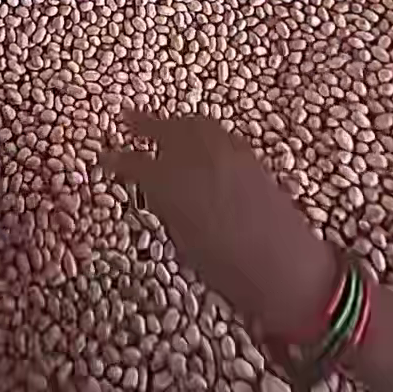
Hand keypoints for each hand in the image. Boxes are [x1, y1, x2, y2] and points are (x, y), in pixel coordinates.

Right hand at [108, 113, 338, 338]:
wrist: (289, 271)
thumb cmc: (228, 270)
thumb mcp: (183, 241)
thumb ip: (165, 204)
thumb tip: (154, 186)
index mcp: (172, 184)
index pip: (134, 163)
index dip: (116, 160)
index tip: (104, 157)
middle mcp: (196, 158)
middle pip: (163, 130)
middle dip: (142, 124)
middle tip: (127, 120)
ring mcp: (224, 151)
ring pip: (191, 123)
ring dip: (172, 123)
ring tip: (160, 125)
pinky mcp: (247, 153)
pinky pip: (214, 131)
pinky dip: (198, 130)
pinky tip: (196, 139)